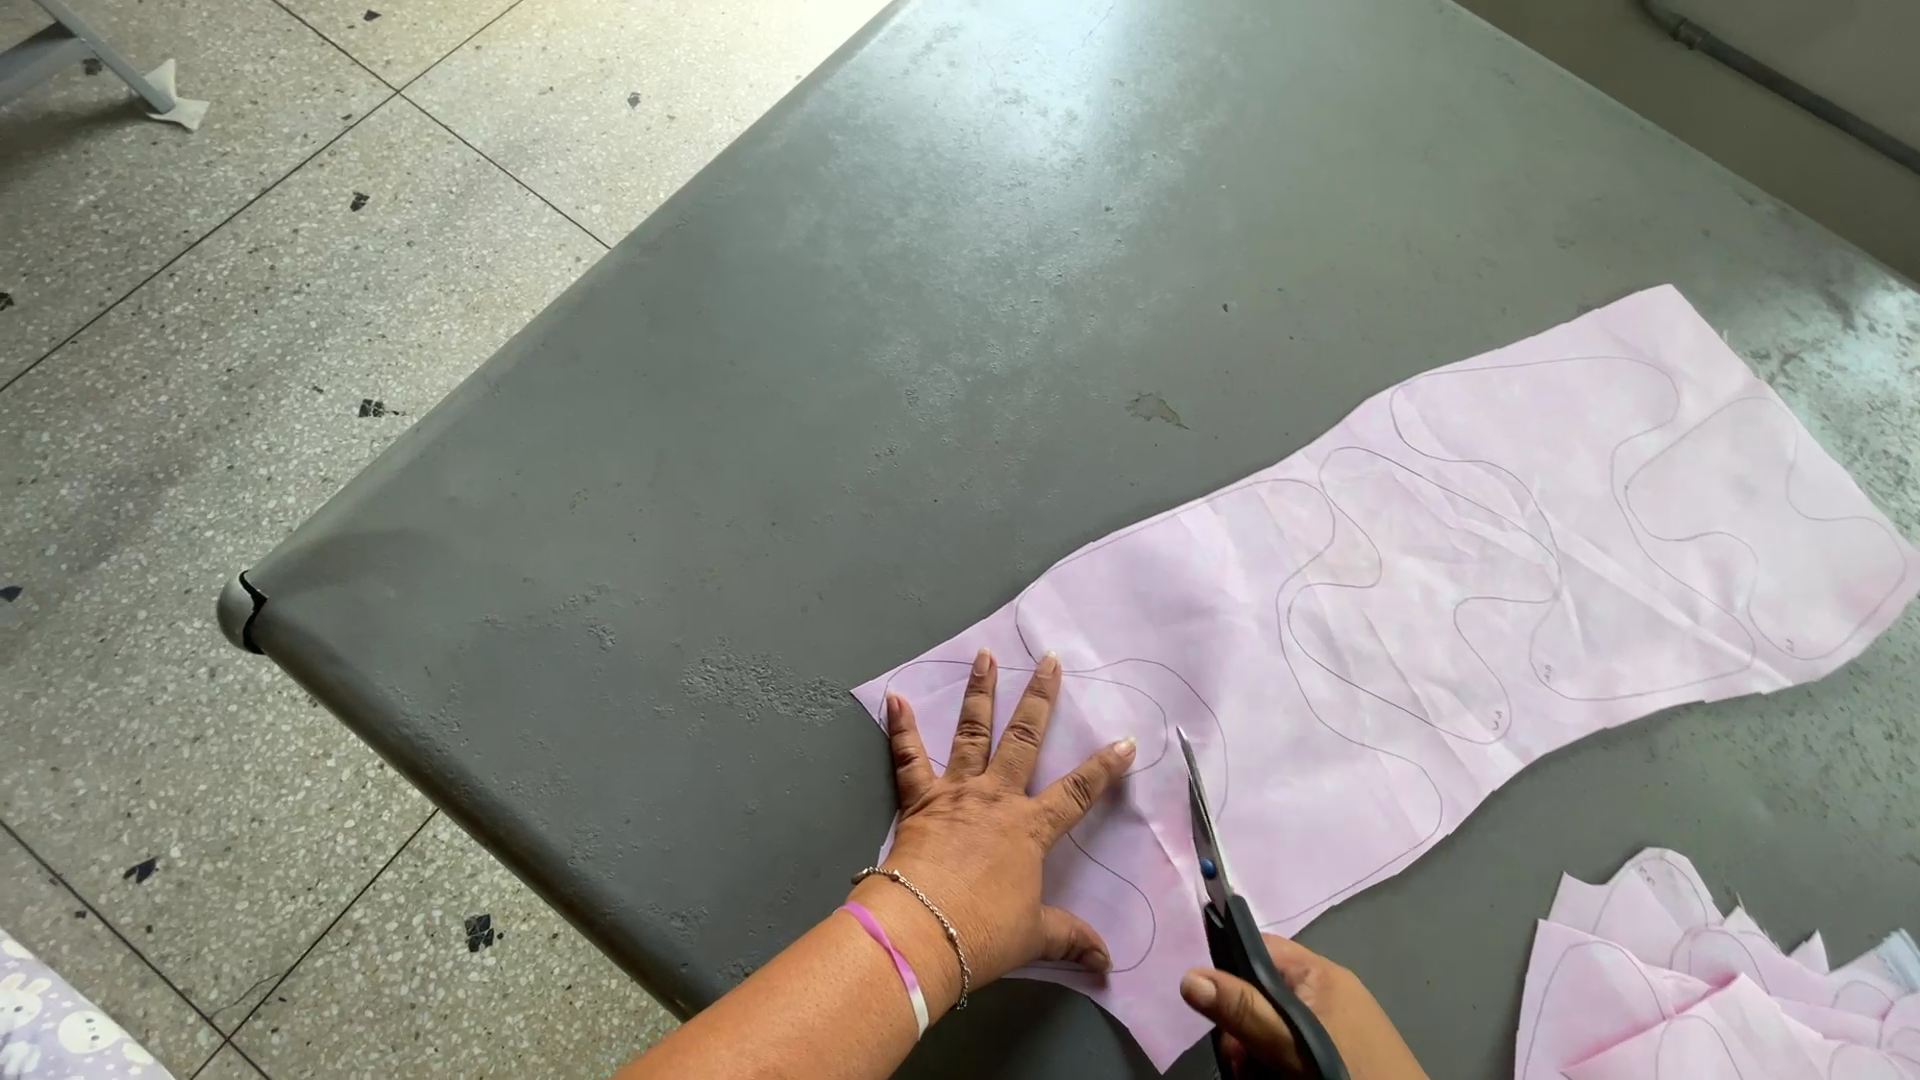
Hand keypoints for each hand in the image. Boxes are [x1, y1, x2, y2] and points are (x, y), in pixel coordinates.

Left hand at [851, 648, 1135, 1013]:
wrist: (922, 931)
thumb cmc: (983, 932)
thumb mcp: (1034, 936)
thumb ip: (1069, 939)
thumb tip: (1106, 964)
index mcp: (1029, 827)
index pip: (1077, 791)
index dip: (1104, 767)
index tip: (1125, 741)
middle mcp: (996, 797)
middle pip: (1024, 738)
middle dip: (1039, 698)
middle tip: (1048, 662)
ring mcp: (956, 791)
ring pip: (972, 732)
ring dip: (980, 692)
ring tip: (985, 656)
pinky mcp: (919, 798)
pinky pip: (908, 756)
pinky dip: (901, 727)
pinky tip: (896, 697)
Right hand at [1180, 934, 1428, 1079]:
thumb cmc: (1355, 1075)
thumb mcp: (1294, 1044)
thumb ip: (1244, 1010)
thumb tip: (1187, 976)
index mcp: (1318, 972)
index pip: (1255, 948)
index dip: (1228, 973)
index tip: (1214, 1009)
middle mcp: (1325, 992)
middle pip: (1257, 994)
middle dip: (1241, 1029)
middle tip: (1244, 1064)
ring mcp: (1333, 1027)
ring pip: (1269, 1027)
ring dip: (1255, 1054)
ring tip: (1260, 1078)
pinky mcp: (1336, 1054)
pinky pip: (1290, 1047)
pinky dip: (1277, 1066)